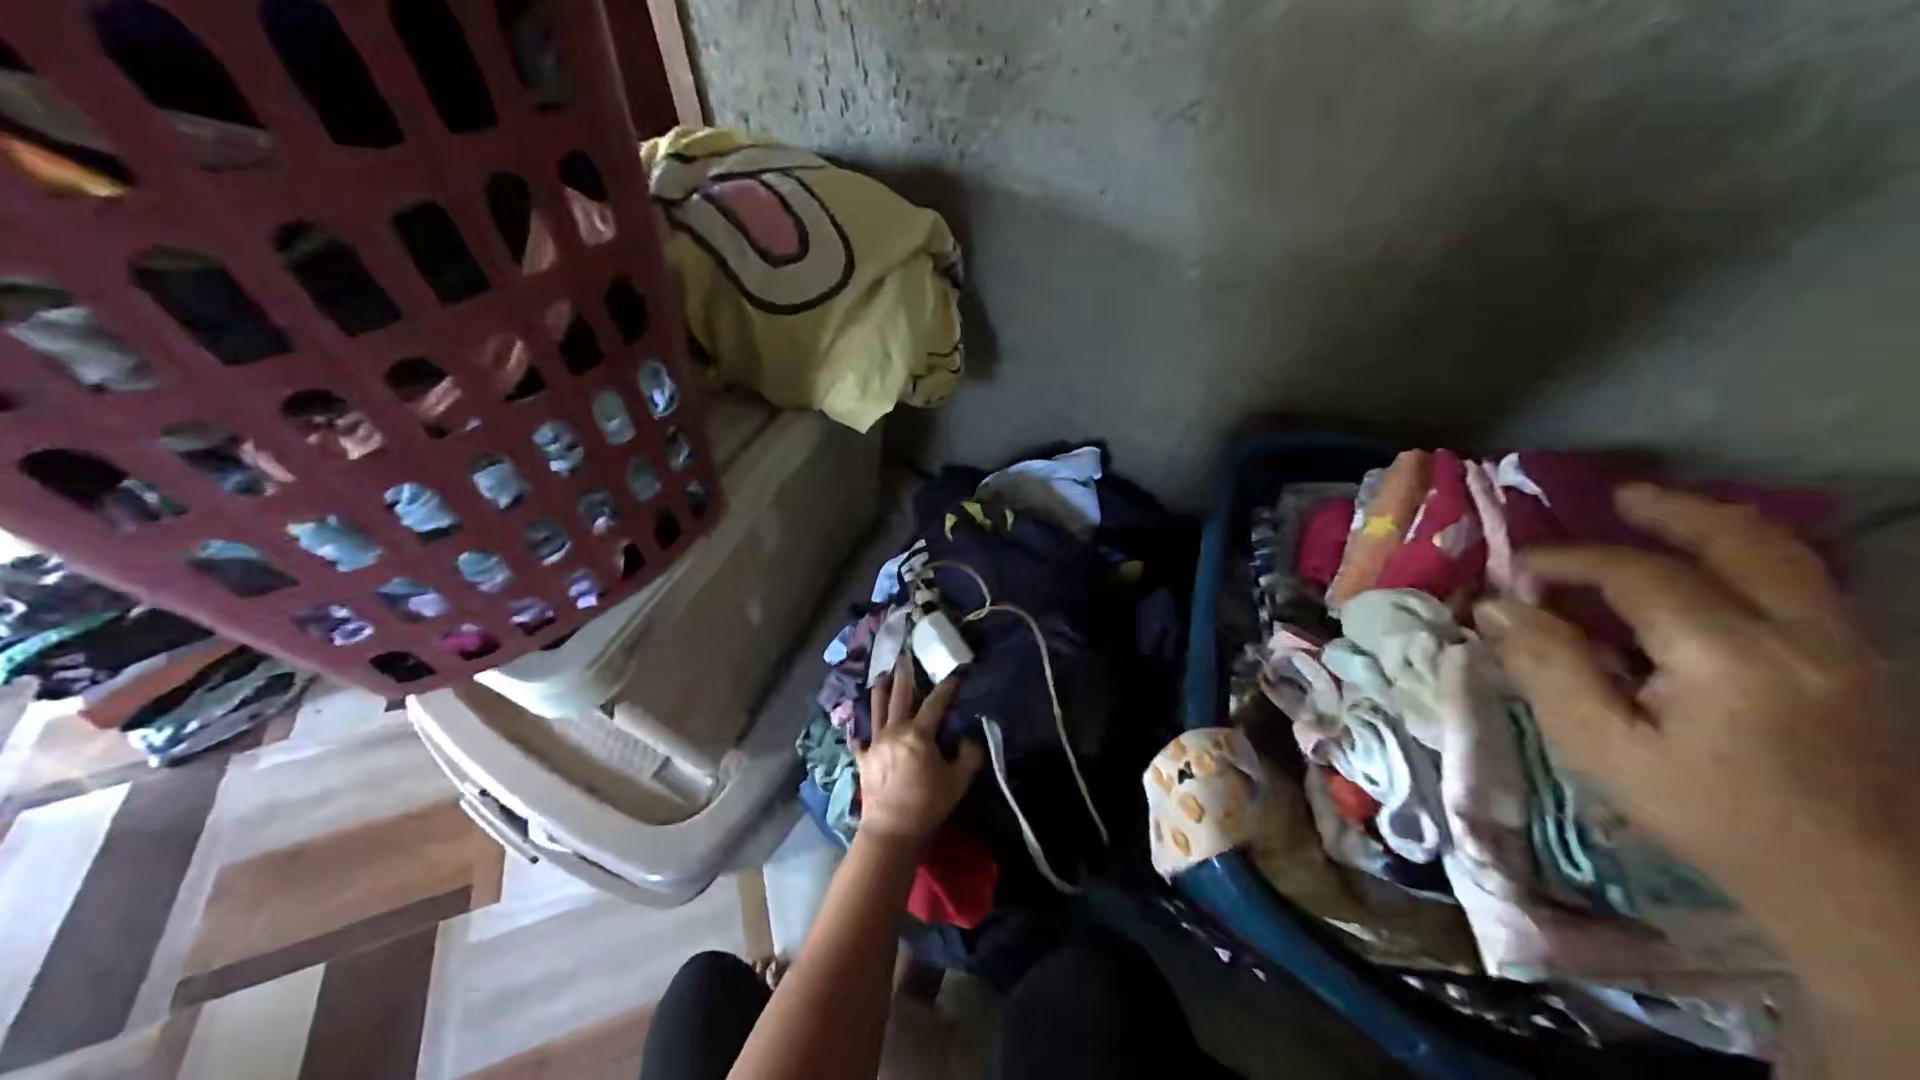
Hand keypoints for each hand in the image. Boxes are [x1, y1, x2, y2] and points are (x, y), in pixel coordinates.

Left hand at [855, 653, 984, 844]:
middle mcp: (894, 731)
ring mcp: (875, 743)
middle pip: (900, 696)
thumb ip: (969, 756)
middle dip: (904, 674)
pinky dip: (859, 730)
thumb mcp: (959, 781)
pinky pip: (860, 738)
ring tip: (882, 676)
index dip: (946, 688)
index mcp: (918, 734)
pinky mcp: (863, 758)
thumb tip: (970, 738)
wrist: (891, 830)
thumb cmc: (928, 804)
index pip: (935, 703)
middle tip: (904, 656)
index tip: (954, 676)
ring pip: (876, 709)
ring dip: (880, 690)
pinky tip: (856, 726)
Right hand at [1475, 484, 1912, 908]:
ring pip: (1785, 554)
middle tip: (1613, 497)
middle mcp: (1800, 632)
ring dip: (1715, 525)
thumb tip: (1495, 607)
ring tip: (1660, 513)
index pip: (1638, 575)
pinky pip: (1801, 583)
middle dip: (1668, 511)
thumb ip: (1548, 669)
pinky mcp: (1859, 662)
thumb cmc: (1709, 816)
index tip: (1519, 567)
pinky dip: (1748, 558)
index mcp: (1728, 655)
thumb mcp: (1603, 749)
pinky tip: (1711, 570)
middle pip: (1737, 540)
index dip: (1571, 560)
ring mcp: (1844, 644)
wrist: (1855, 886)